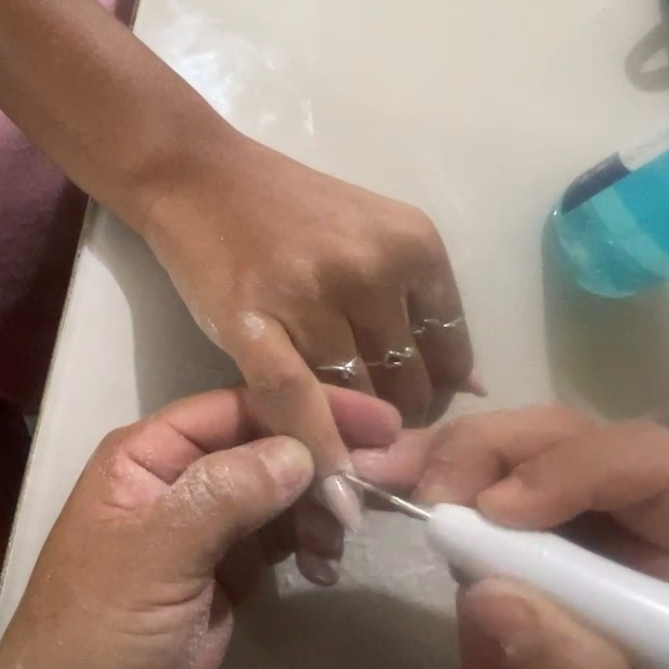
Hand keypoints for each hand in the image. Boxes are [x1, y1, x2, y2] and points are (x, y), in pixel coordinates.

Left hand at [0, 385, 400, 668]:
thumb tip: (299, 450)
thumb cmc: (99, 630)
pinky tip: (326, 566)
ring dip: (322, 504)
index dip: (300, 407)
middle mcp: (179, 478)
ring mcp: (206, 525)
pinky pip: (281, 538)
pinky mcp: (228, 569)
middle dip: (323, 456)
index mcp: (147, 455)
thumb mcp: (155, 557)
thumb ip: (223, 498)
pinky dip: (311, 544)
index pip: (233, 410)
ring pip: (279, 492)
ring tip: (350, 530)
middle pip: (263, 446)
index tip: (371, 420)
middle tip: (390, 468)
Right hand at [138, 135, 472, 557]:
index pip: (451, 353)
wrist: (198, 177)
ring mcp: (311, 298)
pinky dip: (317, 451)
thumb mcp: (370, 234)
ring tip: (342, 454)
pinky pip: (296, 403)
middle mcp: (373, 269)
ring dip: (354, 439)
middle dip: (393, 425)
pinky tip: (332, 490)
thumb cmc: (283, 208)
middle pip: (407, 385)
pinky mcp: (253, 325)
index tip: (407, 420)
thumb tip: (470, 383)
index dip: (434, 400)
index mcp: (414, 245)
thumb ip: (419, 304)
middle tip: (364, 441)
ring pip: (356, 401)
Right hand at [363, 408, 668, 668]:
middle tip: (433, 496)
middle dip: (491, 449)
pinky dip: (411, 465)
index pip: (647, 469)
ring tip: (387, 478)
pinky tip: (375, 475)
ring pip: (502, 440)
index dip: (574, 469)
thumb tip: (491, 595)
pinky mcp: (494, 527)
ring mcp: (552, 515)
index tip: (501, 511)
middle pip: (562, 435)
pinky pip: (455, 471)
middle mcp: (617, 517)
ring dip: (442, 451)